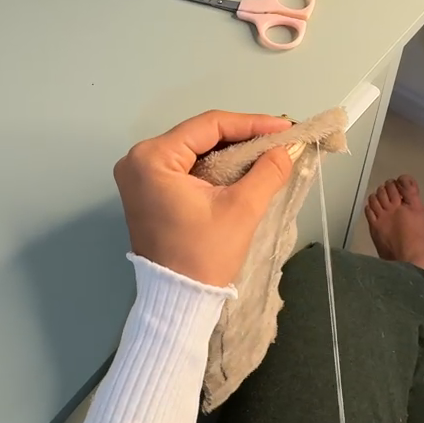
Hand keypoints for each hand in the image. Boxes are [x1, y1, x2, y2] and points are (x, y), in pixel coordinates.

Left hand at [113, 110, 294, 287]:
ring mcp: (138, 175)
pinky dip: (212, 165)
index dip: (251, 123)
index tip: (283, 126)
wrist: (177, 299)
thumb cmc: (203, 255)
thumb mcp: (241, 209)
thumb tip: (285, 148)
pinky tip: (241, 165)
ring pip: (193, 149)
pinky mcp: (146, 190)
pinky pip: (184, 165)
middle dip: (241, 135)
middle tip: (277, 137)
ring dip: (229, 149)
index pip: (208, 126)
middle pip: (199, 135)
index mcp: (152, 158)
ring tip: (266, 149)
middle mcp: (137, 160)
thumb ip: (267, 171)